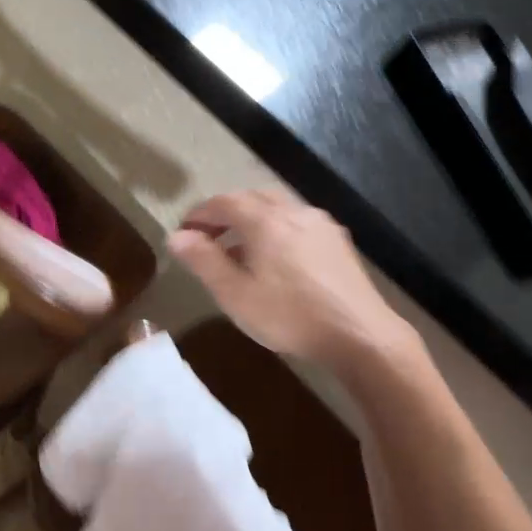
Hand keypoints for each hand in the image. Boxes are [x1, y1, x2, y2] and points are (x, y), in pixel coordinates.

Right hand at [166, 190, 413, 366]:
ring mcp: (321, 225)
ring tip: (234, 251)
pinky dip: (273, 231)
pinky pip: (296, 224)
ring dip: (250, 222)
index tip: (182, 232)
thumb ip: (204, 261)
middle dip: (225, 213)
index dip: (199, 213)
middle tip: (205, 238)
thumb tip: (176, 236)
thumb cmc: (286, 315)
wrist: (356, 332)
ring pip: (278, 209)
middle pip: (254, 198)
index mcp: (267, 221)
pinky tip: (269, 261)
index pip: (226, 202)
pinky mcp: (336, 242)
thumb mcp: (233, 293)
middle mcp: (296, 212)